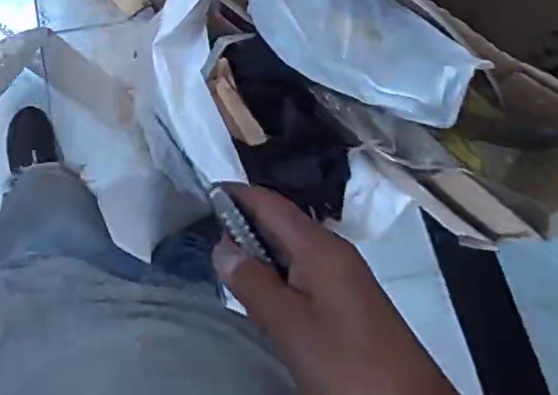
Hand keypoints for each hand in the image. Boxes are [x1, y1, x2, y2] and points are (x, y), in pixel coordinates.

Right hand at [212, 185, 454, 394]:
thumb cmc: (347, 363)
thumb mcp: (290, 327)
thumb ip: (253, 283)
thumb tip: (221, 246)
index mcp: (319, 245)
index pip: (271, 202)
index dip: (238, 194)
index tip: (205, 194)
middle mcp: (334, 250)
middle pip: (282, 222)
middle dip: (247, 224)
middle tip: (210, 240)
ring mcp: (346, 275)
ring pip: (294, 249)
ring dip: (263, 252)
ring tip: (231, 267)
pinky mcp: (352, 301)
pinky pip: (306, 271)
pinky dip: (281, 273)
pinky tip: (267, 297)